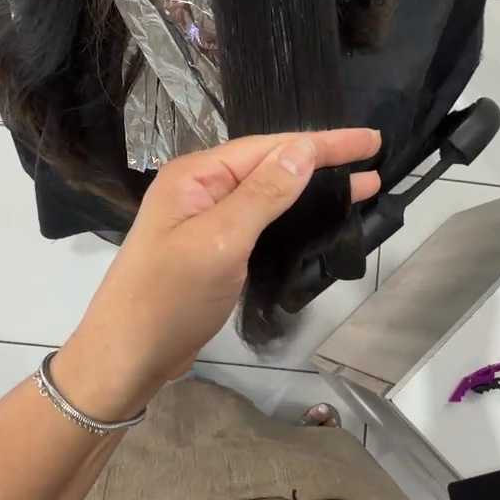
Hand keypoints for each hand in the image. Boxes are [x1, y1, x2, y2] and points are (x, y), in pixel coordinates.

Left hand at [52, 129, 383, 420]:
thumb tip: (302, 150)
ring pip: (268, 195)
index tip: (368, 141)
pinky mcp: (214, 252)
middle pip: (270, 166)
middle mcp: (201, 191)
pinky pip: (260, 223)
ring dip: (312, 190)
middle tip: (372, 161)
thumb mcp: (219, 242)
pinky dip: (292, 218)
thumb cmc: (167, 298)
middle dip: (322, 162)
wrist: (127, 358)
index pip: (269, 147)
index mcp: (196, 176)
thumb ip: (262, 194)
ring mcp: (206, 222)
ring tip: (360, 189)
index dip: (322, 142)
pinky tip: (316, 221)